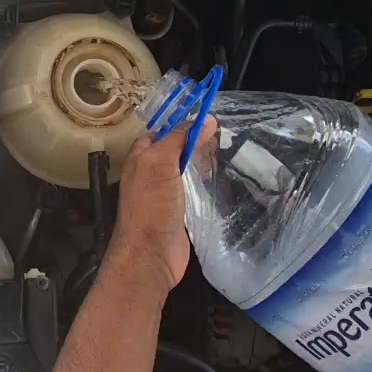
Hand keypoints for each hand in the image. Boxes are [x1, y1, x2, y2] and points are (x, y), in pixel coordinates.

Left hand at [104, 123, 214, 296]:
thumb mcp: (160, 164)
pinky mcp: (179, 210)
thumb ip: (180, 139)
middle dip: (196, 140)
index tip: (210, 116)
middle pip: (176, 148)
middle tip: (225, 132)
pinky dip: (206, 182)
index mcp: (141, 157)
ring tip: (230, 149)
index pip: (163, 130)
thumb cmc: (150, 206)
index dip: (183, 122)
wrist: (150, 256)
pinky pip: (193, 189)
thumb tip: (205, 118)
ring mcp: (165, 192)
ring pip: (186, 169)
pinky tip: (223, 177)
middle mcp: (151, 172)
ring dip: (202, 161)